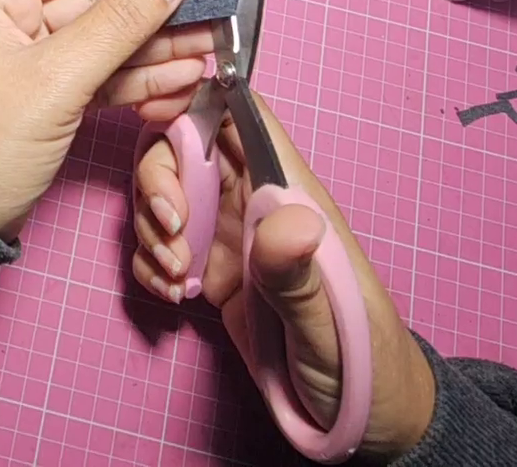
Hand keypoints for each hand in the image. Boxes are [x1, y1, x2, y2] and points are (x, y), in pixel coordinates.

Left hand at [0, 0, 208, 239]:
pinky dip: (137, 79)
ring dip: (155, 49)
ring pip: (103, 39)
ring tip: (209, 54)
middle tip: (211, 22)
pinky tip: (180, 80)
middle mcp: (8, 15)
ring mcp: (30, 55)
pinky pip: (100, 73)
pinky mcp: (48, 92)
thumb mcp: (56, 79)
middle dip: (152, 15)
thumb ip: (119, 23)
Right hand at [131, 91, 436, 462]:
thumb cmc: (364, 366)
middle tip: (171, 234)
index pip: (237, 114)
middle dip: (158, 182)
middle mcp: (250, 198)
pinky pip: (161, 241)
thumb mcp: (329, 325)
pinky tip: (172, 294)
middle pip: (183, 148)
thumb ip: (298, 273)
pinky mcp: (207, 264)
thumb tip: (288, 215)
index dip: (193, 98)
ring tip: (177, 279)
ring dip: (152, 229)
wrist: (365, 416)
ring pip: (164, 193)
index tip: (154, 117)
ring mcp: (225, 230)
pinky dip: (151, 262)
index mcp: (284, 190)